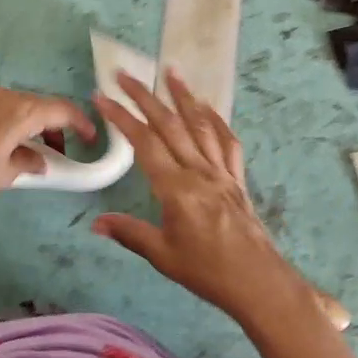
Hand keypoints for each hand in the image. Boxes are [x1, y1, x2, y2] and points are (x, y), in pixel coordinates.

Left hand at [0, 88, 96, 216]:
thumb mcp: (5, 176)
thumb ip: (31, 164)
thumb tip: (40, 161)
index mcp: (19, 111)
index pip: (61, 109)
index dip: (80, 122)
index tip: (90, 138)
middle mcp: (1, 94)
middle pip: (37, 104)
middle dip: (52, 126)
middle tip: (56, 153)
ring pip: (12, 103)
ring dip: (25, 122)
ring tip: (23, 150)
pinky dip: (1, 119)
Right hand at [91, 71, 308, 318]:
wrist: (261, 286)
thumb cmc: (208, 272)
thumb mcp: (163, 255)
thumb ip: (129, 233)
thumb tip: (95, 223)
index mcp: (176, 188)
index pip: (143, 143)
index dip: (121, 117)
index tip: (101, 96)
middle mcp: (199, 172)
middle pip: (169, 125)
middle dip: (145, 96)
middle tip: (125, 74)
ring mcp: (221, 173)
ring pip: (200, 125)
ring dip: (183, 96)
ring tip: (171, 71)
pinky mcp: (237, 180)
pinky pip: (226, 143)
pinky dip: (216, 120)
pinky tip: (207, 107)